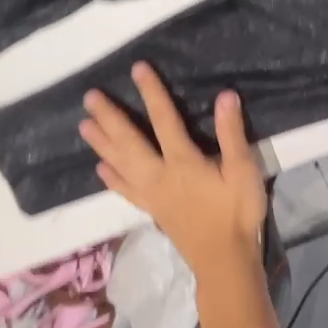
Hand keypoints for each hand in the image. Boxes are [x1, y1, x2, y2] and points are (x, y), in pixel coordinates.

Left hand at [81, 63, 266, 277]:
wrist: (224, 258)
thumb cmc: (237, 210)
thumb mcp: (243, 168)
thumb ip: (231, 133)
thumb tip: (225, 95)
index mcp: (182, 162)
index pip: (164, 120)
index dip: (151, 93)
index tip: (138, 69)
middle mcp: (159, 175)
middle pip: (129, 142)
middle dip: (110, 117)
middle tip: (90, 97)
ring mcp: (152, 194)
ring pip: (120, 164)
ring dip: (102, 143)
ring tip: (84, 125)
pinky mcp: (152, 208)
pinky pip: (124, 188)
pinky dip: (111, 175)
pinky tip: (102, 167)